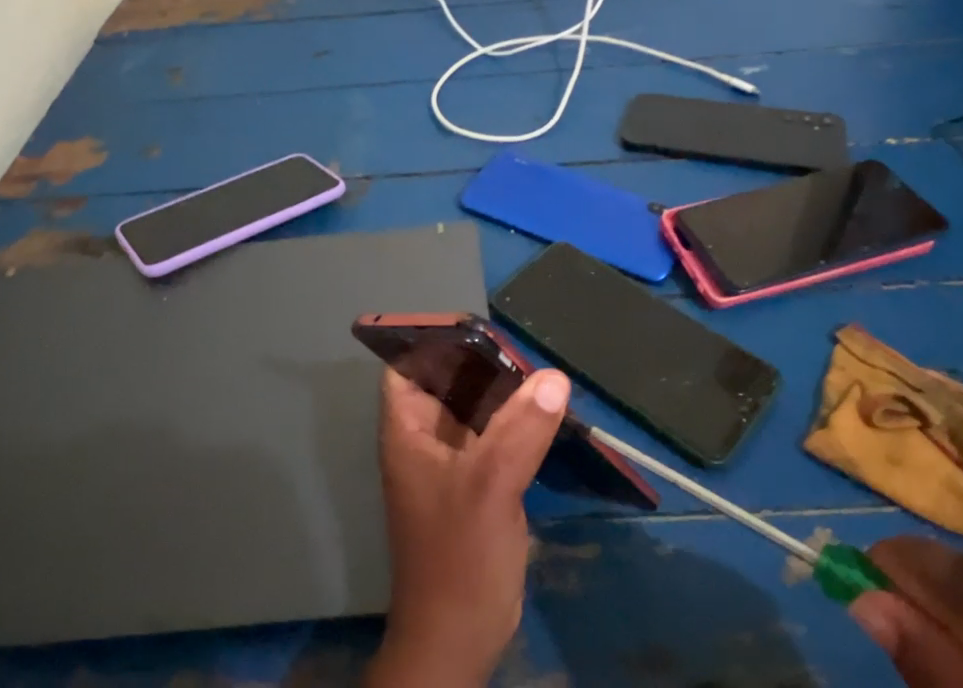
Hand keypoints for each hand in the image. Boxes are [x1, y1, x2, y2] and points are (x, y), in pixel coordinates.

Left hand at [365, 367, 569, 687]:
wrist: (457, 635)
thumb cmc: (458, 556)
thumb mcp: (490, 486)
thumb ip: (520, 430)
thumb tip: (555, 377)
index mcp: (407, 432)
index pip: (407, 367)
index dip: (434, 342)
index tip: (480, 327)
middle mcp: (424, 441)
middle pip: (447, 385)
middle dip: (482, 365)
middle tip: (526, 347)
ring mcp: (451, 466)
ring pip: (475, 413)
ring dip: (503, 395)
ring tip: (544, 373)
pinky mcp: (477, 487)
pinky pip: (494, 440)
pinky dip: (516, 425)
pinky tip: (548, 415)